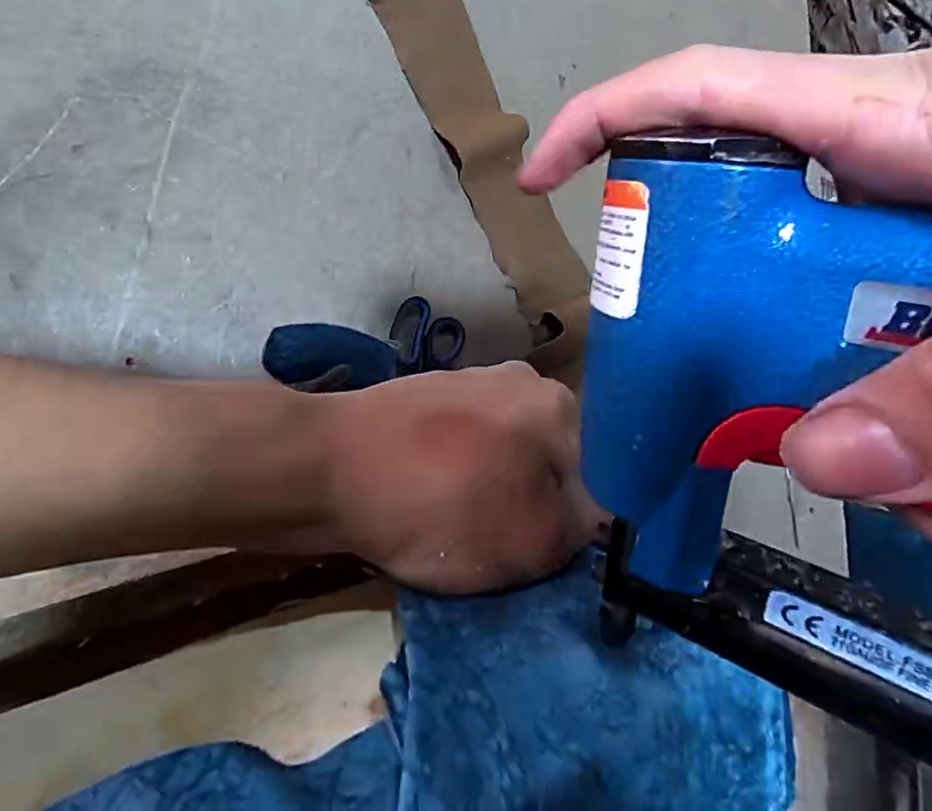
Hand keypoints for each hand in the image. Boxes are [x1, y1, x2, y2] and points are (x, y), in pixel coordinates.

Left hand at [316, 362, 604, 593]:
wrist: (328, 466)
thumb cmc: (440, 504)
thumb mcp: (533, 540)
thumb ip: (584, 526)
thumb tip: (594, 512)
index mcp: (558, 403)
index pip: (603, 469)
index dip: (585, 518)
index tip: (558, 551)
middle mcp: (521, 380)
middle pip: (552, 456)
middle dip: (540, 501)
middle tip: (512, 543)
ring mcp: (471, 382)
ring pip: (508, 451)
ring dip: (499, 489)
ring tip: (466, 523)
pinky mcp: (430, 397)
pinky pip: (467, 444)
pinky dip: (462, 474)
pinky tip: (437, 498)